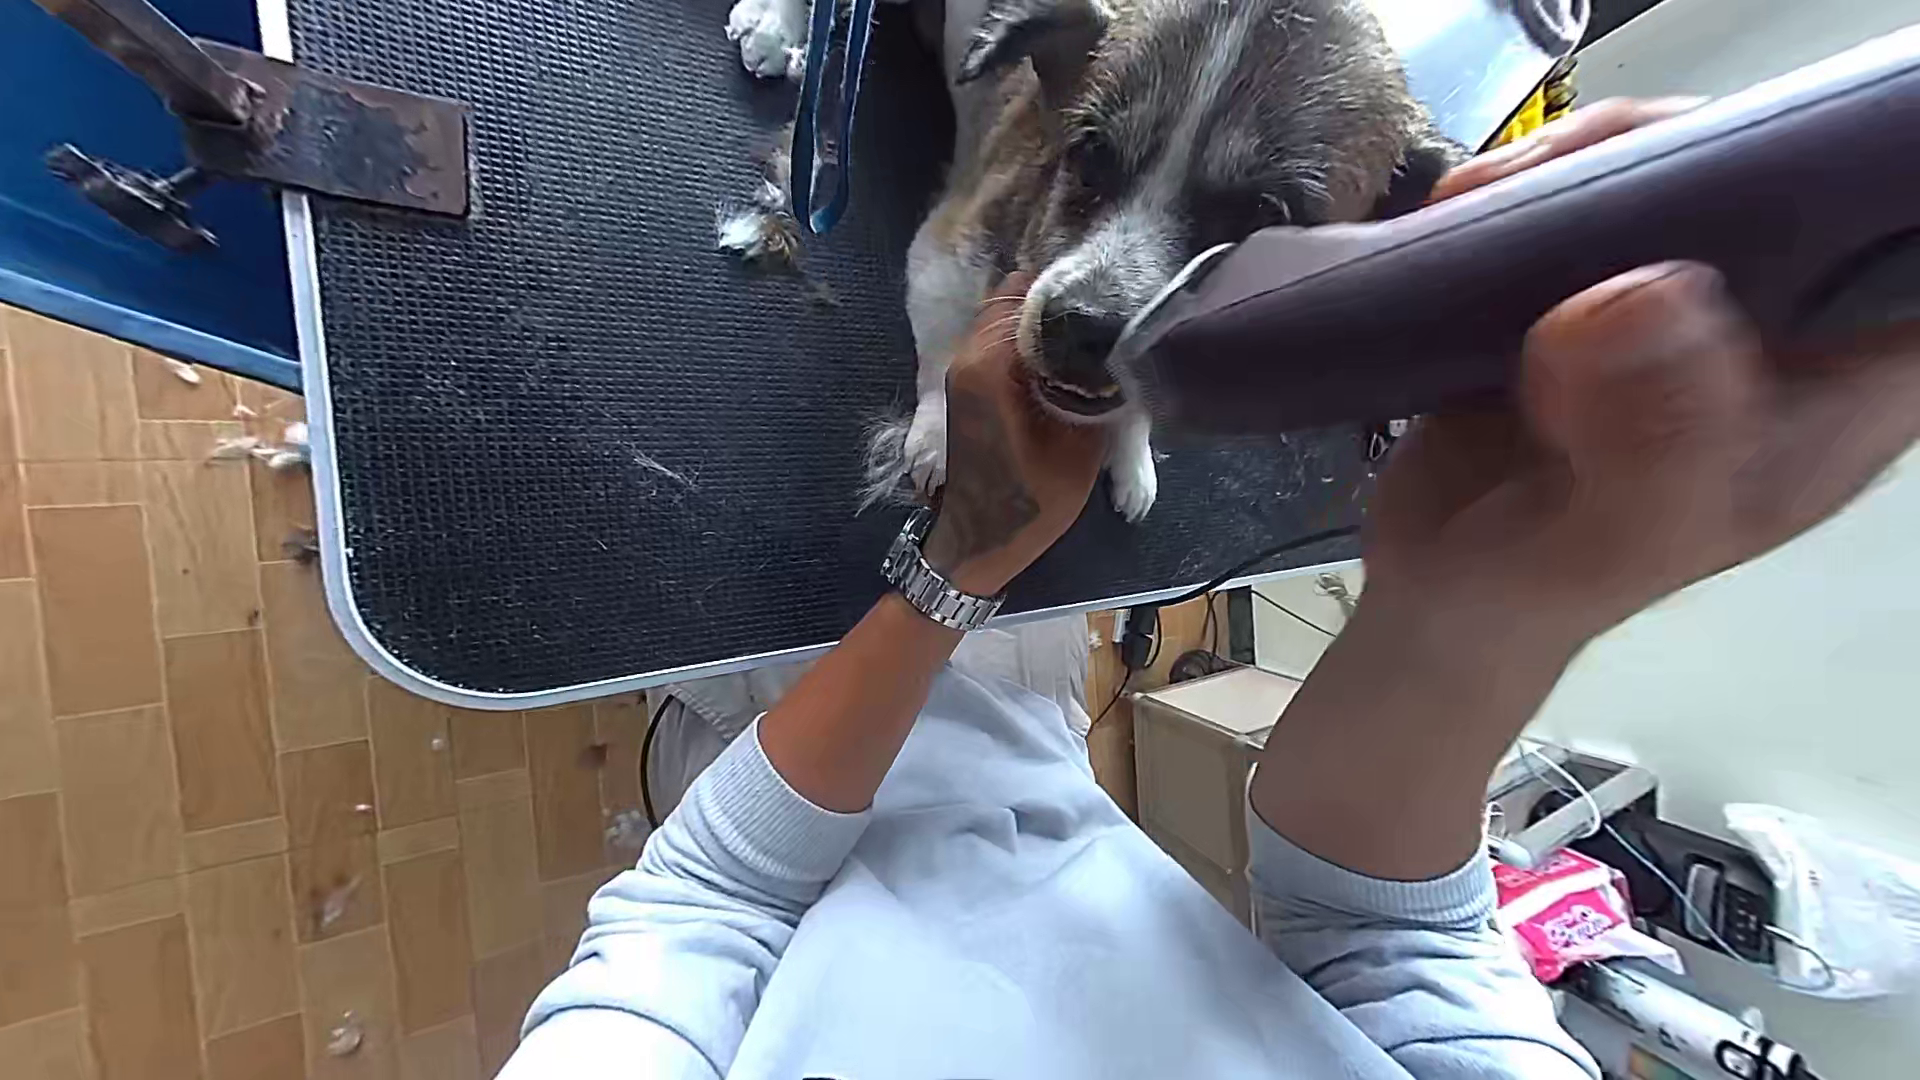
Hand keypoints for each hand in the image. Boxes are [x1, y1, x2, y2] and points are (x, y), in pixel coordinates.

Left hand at [922, 275, 1107, 593]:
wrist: (980, 541)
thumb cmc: (1030, 503)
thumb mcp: (1081, 447)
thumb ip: (1101, 386)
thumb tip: (1121, 342)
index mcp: (991, 363)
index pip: (1036, 291)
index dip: (1079, 291)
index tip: (1117, 302)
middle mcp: (969, 354)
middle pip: (1018, 296)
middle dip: (1062, 302)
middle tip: (1108, 321)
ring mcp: (963, 370)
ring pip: (1007, 317)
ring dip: (1045, 323)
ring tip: (1091, 341)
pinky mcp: (968, 386)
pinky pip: (1000, 342)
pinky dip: (1030, 343)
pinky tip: (1065, 363)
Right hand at [1365, 95, 1919, 650]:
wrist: (1437, 596)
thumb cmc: (1544, 585)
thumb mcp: (1622, 535)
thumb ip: (1653, 439)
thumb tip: (1621, 297)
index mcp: (1840, 365)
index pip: (1896, 217)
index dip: (1833, 153)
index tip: (1720, 148)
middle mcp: (1750, 325)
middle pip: (1752, 179)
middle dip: (1658, 150)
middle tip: (1549, 169)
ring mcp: (1634, 324)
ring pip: (1629, 200)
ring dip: (1555, 177)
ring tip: (1470, 196)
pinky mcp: (1538, 327)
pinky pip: (1532, 246)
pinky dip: (1489, 221)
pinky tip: (1446, 223)